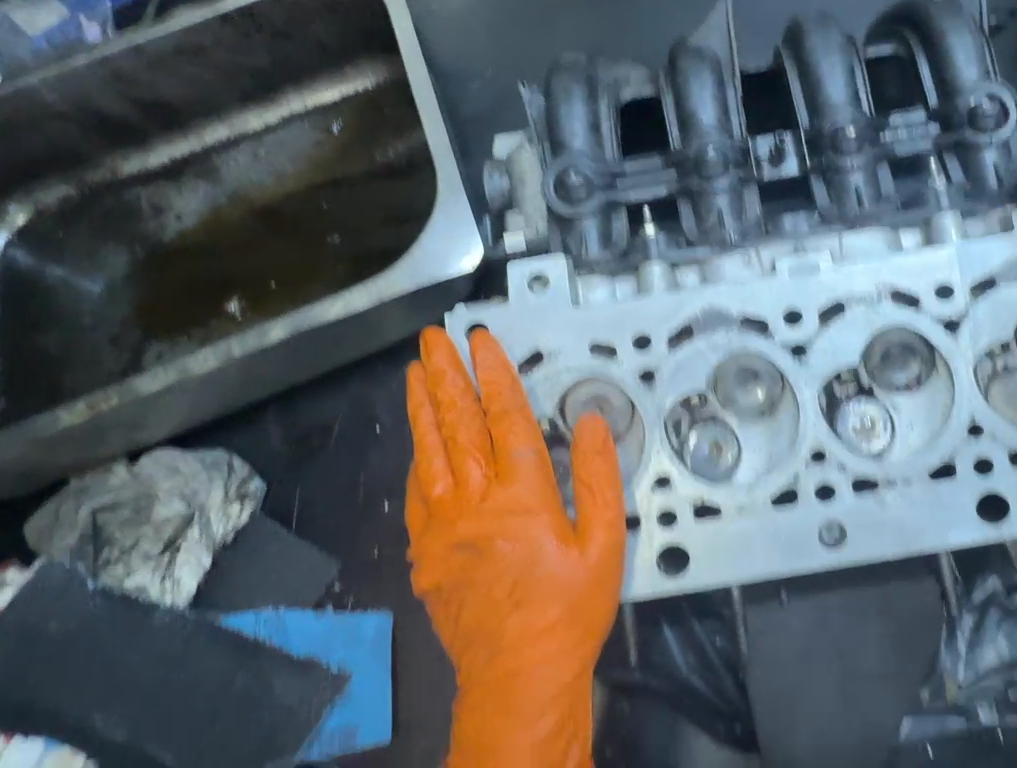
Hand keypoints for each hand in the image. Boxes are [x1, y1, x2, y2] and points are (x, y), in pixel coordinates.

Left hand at [405, 327, 625, 767]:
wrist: (518, 676)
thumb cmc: (569, 611)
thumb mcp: (604, 543)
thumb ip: (596, 477)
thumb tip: (590, 422)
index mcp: (522, 495)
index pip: (505, 418)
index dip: (493, 374)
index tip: (481, 340)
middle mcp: (475, 502)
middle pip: (457, 425)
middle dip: (444, 376)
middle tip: (432, 340)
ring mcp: (443, 527)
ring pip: (429, 453)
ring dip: (422, 407)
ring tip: (412, 372)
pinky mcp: (425, 553)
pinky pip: (416, 495)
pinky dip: (416, 459)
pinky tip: (415, 444)